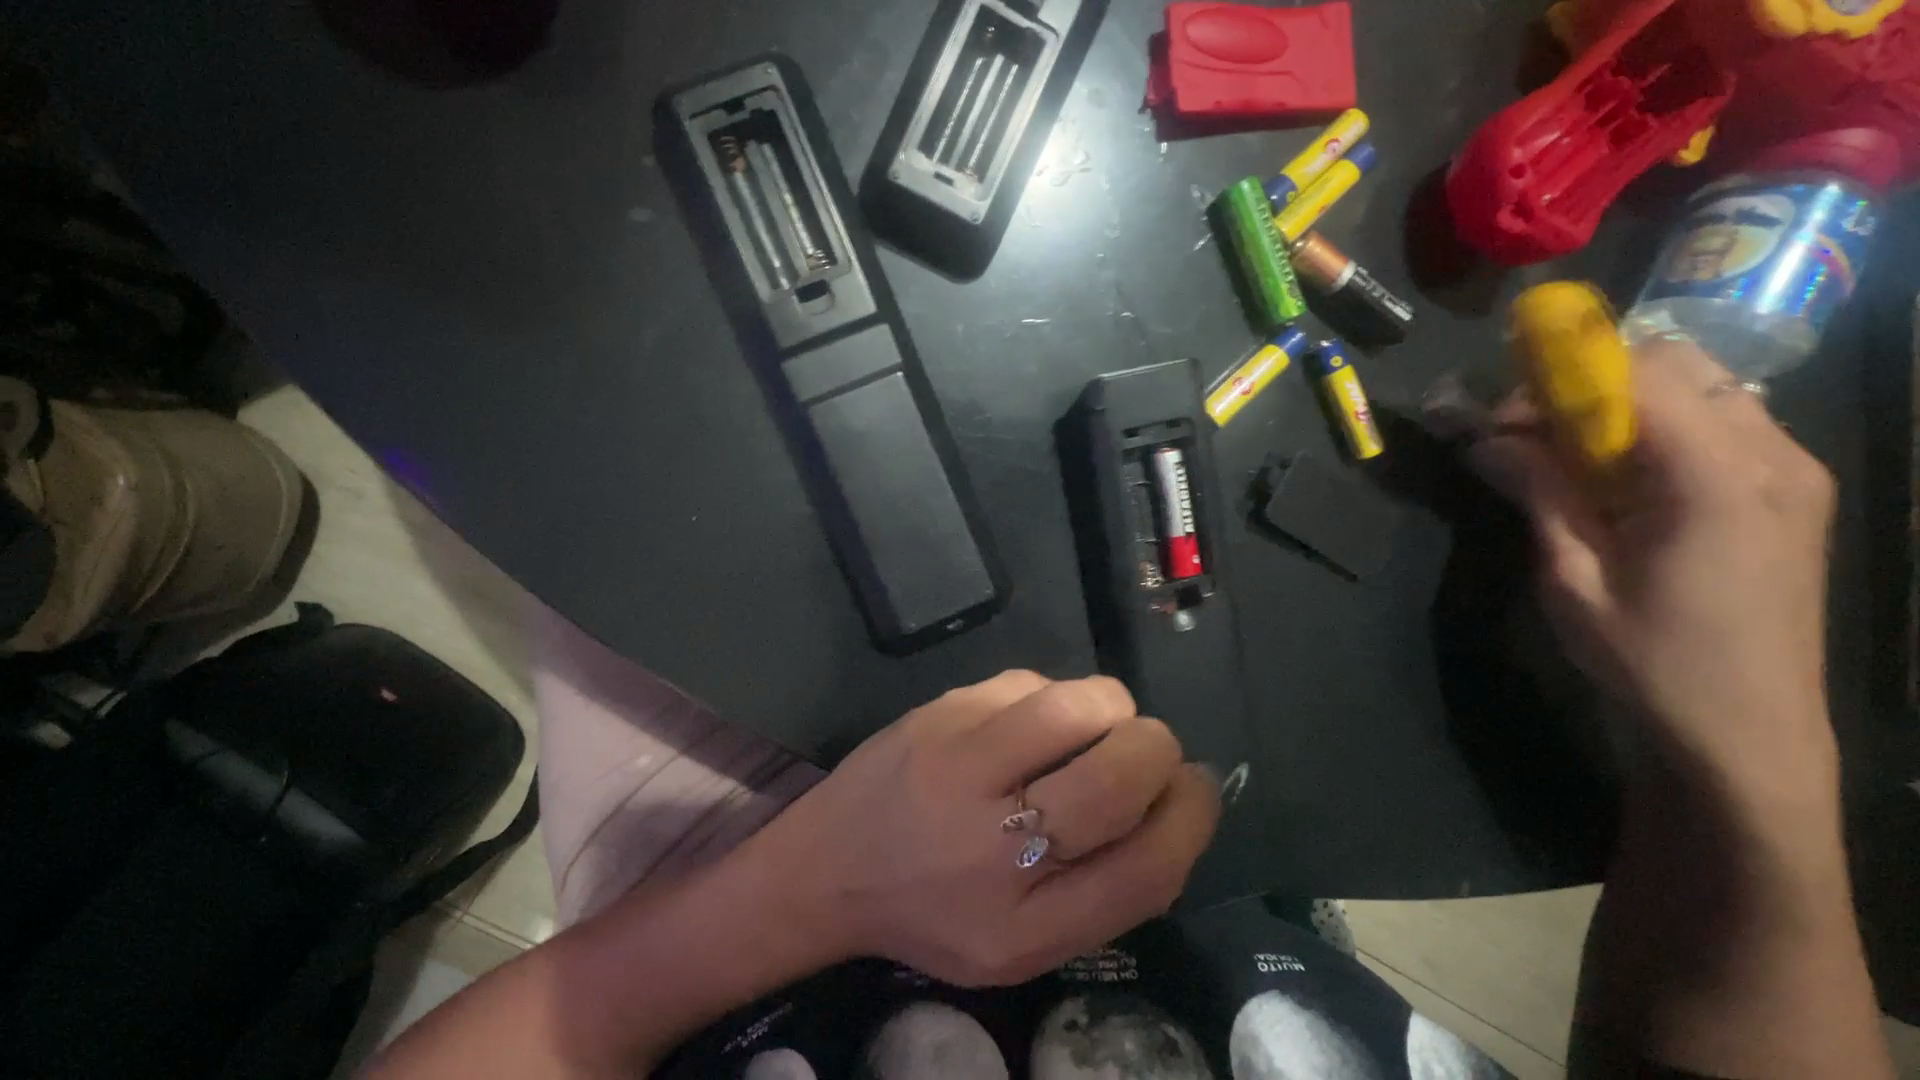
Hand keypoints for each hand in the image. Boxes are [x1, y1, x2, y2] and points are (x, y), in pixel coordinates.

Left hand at [733, 671, 1219, 986]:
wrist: (828, 865)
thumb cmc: (935, 912)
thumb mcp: (1025, 944)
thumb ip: (1109, 892)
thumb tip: (1178, 802)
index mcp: (1023, 920)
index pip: (1150, 864)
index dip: (1193, 817)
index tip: (1195, 790)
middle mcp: (993, 839)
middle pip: (1125, 768)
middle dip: (1158, 753)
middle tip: (1142, 761)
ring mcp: (962, 756)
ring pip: (1084, 703)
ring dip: (1113, 714)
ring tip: (1091, 735)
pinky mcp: (942, 707)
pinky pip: (1036, 681)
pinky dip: (1057, 700)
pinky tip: (1031, 728)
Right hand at [1471, 341, 1838, 802]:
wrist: (1749, 734)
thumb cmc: (1652, 663)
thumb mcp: (1574, 580)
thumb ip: (1539, 494)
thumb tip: (1485, 439)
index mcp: (1720, 479)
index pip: (1638, 376)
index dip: (1558, 380)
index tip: (1500, 417)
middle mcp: (1774, 456)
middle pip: (1678, 364)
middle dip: (1593, 380)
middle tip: (1532, 431)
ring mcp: (1795, 471)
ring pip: (1704, 387)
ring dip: (1627, 402)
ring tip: (1570, 454)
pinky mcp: (1793, 492)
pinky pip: (1724, 422)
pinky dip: (1662, 426)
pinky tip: (1624, 476)